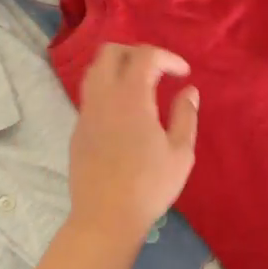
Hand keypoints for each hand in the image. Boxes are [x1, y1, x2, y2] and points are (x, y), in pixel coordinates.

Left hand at [68, 43, 198, 244]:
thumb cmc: (150, 186)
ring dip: (118, 69)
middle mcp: (103, 97)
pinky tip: (125, 113)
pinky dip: (108, 90)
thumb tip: (189, 91)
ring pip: (95, 71)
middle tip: (158, 70)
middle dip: (137, 53)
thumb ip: (185, 116)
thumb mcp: (181, 153)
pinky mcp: (78, 130)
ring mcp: (86, 113)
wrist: (106, 216)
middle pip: (111, 52)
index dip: (167, 57)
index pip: (145, 56)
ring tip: (140, 86)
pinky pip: (91, 95)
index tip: (183, 73)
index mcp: (130, 97)